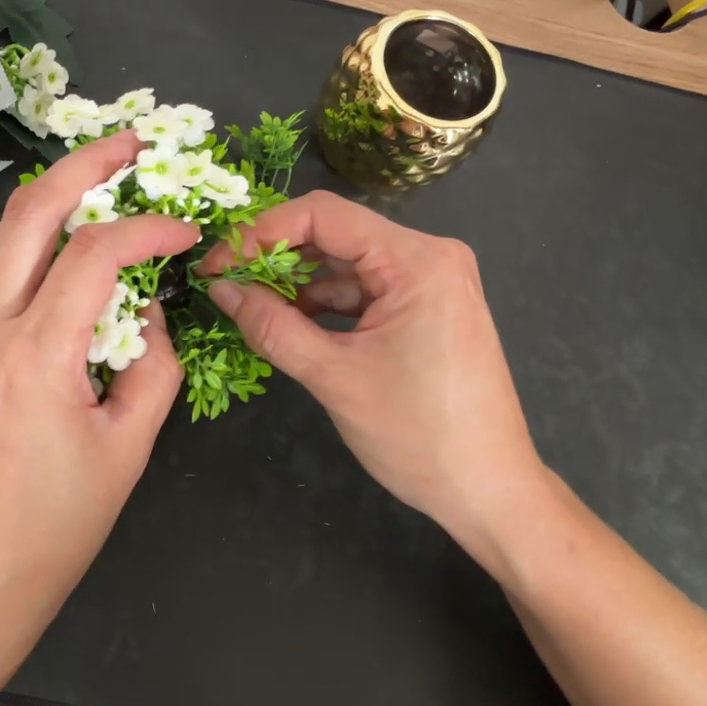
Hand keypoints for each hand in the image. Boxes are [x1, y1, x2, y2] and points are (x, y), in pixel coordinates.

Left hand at [0, 131, 198, 668]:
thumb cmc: (58, 523)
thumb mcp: (130, 447)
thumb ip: (153, 365)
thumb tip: (151, 312)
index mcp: (36, 357)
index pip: (94, 254)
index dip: (147, 229)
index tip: (183, 233)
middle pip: (28, 214)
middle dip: (83, 166)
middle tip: (128, 146)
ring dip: (47, 202)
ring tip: (95, 189)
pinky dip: (23, 246)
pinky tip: (55, 254)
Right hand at [202, 191, 545, 557]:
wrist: (489, 491)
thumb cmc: (418, 434)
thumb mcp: (333, 377)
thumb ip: (270, 326)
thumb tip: (220, 287)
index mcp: (417, 261)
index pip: (323, 214)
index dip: (260, 233)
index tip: (217, 264)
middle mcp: (429, 256)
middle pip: (334, 234)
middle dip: (275, 258)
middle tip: (226, 286)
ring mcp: (430, 282)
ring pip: (345, 264)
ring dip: (296, 284)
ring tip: (251, 310)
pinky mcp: (426, 308)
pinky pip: (362, 290)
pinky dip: (323, 304)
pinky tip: (290, 325)